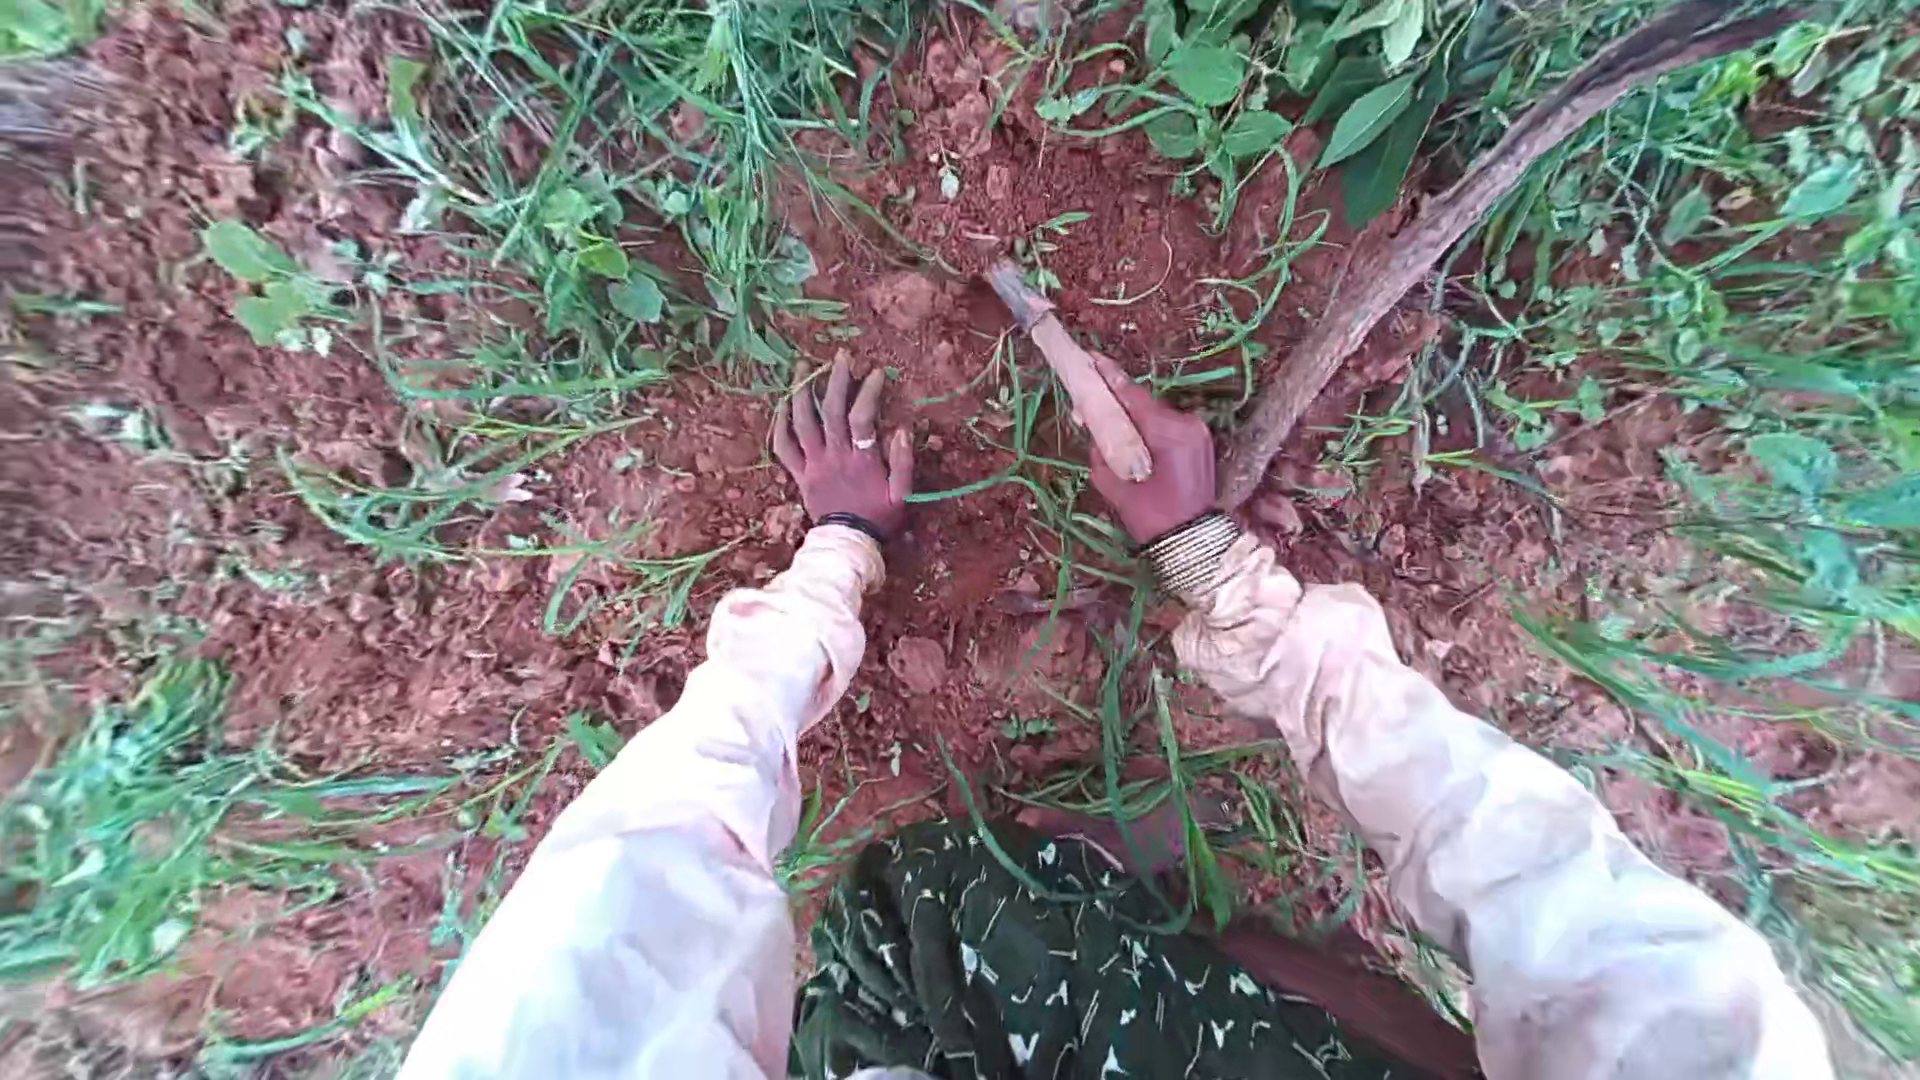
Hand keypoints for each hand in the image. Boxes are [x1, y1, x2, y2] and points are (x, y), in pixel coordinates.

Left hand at [772, 358, 914, 536]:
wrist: (848, 543)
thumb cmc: (878, 518)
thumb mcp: (902, 494)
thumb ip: (903, 462)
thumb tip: (903, 428)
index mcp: (861, 460)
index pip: (862, 417)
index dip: (869, 392)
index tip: (877, 372)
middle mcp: (834, 456)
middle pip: (830, 410)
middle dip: (836, 380)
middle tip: (840, 357)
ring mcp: (813, 464)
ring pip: (802, 422)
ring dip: (802, 392)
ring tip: (804, 367)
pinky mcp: (799, 474)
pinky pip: (784, 447)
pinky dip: (780, 424)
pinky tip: (782, 405)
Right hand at [1086, 354, 1215, 542]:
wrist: (1190, 540)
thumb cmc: (1149, 515)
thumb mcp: (1112, 482)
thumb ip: (1101, 447)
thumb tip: (1092, 423)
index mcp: (1166, 430)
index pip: (1131, 394)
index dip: (1109, 376)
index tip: (1092, 359)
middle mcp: (1186, 422)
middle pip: (1144, 403)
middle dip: (1118, 403)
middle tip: (1092, 405)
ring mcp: (1198, 431)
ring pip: (1156, 415)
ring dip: (1134, 419)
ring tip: (1113, 430)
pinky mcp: (1201, 442)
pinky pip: (1168, 427)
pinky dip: (1150, 430)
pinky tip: (1135, 443)